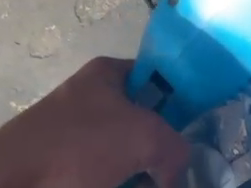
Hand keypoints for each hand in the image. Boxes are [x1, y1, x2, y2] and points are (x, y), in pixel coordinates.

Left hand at [0, 57, 189, 187]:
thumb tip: (178, 170)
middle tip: (173, 171)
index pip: (158, 78)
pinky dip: (115, 183)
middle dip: (157, 150)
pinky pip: (98, 176)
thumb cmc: (76, 147)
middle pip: (140, 123)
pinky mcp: (57, 171)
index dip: (178, 103)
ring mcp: (70, 138)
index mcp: (107, 73)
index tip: (193, 131)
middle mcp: (88, 99)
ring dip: (137, 174)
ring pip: (119, 157)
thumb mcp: (143, 137)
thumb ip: (175, 148)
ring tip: (153, 184)